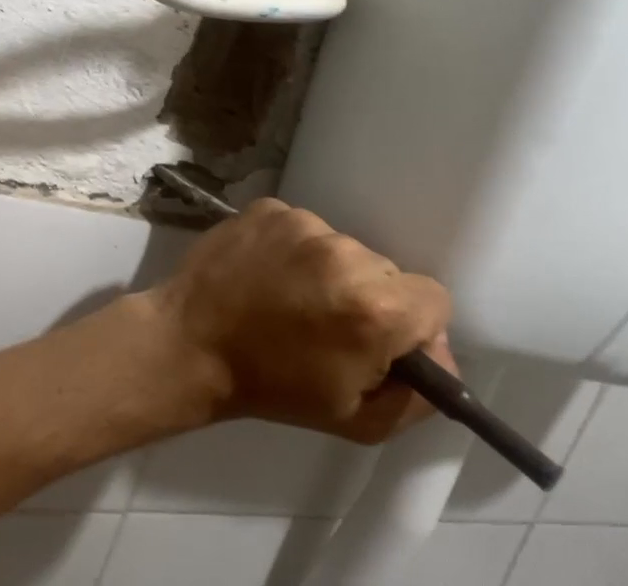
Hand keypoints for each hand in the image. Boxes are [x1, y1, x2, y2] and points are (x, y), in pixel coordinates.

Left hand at [149, 198, 453, 443]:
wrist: (188, 344)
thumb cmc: (273, 388)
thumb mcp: (359, 418)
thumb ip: (418, 394)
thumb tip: (438, 355)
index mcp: (376, 308)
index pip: (433, 301)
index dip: (411, 328)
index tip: (376, 343)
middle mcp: (345, 254)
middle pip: (387, 272)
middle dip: (370, 299)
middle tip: (326, 325)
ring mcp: (302, 225)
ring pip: (344, 248)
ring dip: (330, 272)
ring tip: (289, 300)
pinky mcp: (268, 209)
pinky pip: (304, 229)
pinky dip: (293, 250)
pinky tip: (266, 275)